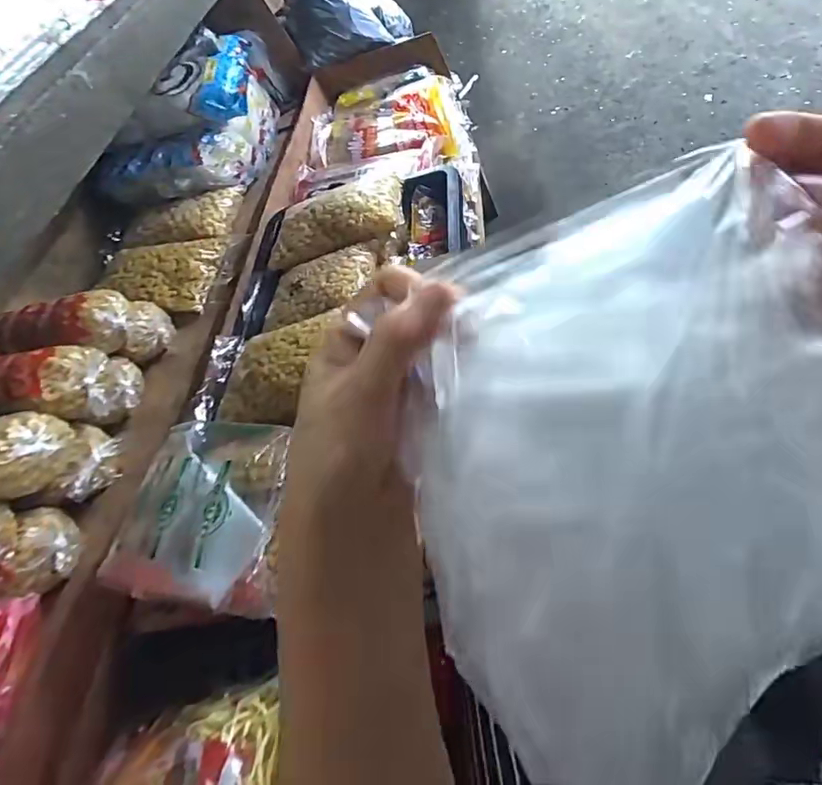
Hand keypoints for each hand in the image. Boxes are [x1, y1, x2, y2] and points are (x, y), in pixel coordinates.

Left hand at [284, 266, 456, 514]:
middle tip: (472, 332)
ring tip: (481, 354)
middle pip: (414, 312)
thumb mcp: (363, 390)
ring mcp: (401, 383)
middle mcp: (373, 355)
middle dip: (443, 315)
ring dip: (456, 342)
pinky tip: (480, 374)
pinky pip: (448, 375)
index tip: (450, 307)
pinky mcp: (425, 410)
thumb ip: (399, 338)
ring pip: (435, 343)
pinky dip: (463, 369)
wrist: (350, 534)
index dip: (415, 289)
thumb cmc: (341, 456)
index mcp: (346, 340)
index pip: (384, 288)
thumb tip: (446, 286)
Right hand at [745, 111, 821, 380]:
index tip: (756, 133)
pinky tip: (763, 259)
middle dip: (776, 171)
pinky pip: (796, 266)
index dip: (799, 133)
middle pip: (811, 178)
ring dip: (772, 217)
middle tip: (742, 178)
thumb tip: (811, 188)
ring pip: (798, 221)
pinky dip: (777, 260)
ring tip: (748, 221)